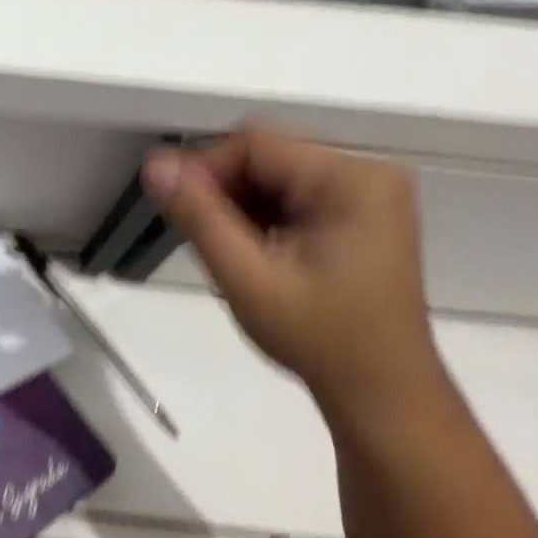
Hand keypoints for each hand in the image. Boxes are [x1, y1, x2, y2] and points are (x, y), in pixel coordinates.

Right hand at [143, 124, 441, 413]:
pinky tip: (251, 252)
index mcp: (352, 179)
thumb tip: (154, 165)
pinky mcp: (361, 213)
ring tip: (226, 251)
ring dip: (238, 205)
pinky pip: (293, 195)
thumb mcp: (248, 279)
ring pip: (275, 175)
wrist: (382, 392)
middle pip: (266, 155)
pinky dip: (261, 216)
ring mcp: (368, 193)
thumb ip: (199, 217)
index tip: (172, 210)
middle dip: (222, 190)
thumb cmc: (319, 338)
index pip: (255, 144)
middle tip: (196, 236)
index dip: (203, 169)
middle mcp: (367, 172)